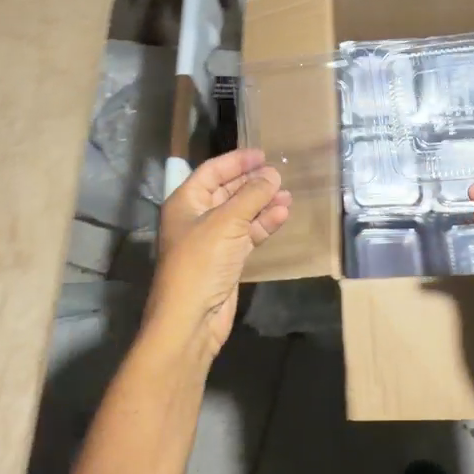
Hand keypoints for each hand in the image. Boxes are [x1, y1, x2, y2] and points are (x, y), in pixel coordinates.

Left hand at [146, 149, 292, 358]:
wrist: (190, 318)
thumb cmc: (200, 262)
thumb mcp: (227, 222)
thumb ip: (251, 195)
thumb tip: (272, 174)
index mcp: (185, 202)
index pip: (212, 171)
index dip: (236, 161)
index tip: (262, 154)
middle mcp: (196, 217)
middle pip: (227, 191)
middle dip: (252, 183)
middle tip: (279, 174)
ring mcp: (212, 240)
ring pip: (240, 213)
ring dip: (262, 203)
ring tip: (287, 194)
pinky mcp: (226, 260)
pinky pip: (247, 234)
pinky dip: (263, 224)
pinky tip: (282, 214)